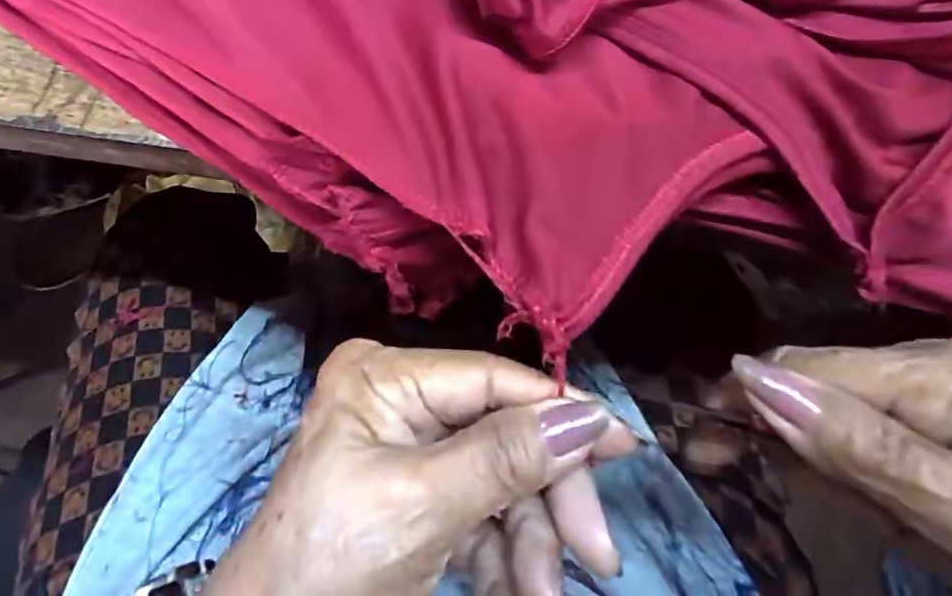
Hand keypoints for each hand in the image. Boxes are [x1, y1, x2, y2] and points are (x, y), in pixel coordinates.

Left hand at [207, 339, 639, 595]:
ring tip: (544, 593)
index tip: (621, 442)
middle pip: (502, 430)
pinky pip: (481, 509)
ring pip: (500, 475)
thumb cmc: (330, 566)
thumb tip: (586, 416)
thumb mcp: (423, 507)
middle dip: (547, 494)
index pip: (492, 379)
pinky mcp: (420, 492)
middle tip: (596, 552)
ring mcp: (411, 445)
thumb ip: (506, 457)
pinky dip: (506, 552)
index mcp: (387, 377)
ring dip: (531, 537)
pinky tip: (520, 589)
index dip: (558, 410)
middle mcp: (402, 397)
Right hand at [716, 337, 951, 595]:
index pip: (827, 369)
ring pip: (861, 421)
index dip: (757, 396)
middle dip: (775, 421)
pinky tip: (841, 490)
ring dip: (812, 452)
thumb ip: (879, 455)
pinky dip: (859, 475)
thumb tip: (757, 380)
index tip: (697, 436)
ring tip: (766, 476)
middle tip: (715, 463)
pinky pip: (897, 453)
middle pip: (838, 388)